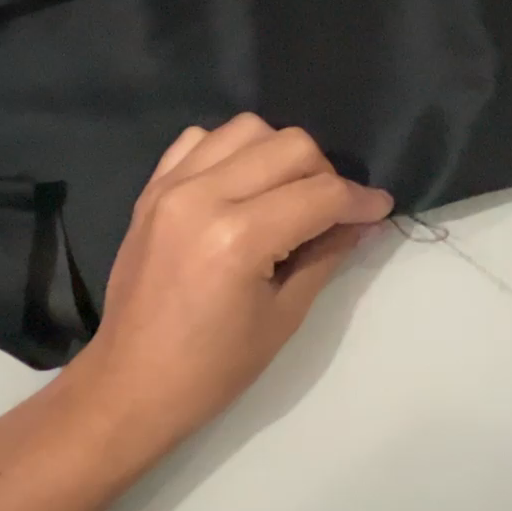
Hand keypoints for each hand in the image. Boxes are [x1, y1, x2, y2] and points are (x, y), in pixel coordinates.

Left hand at [78, 114, 393, 444]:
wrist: (132, 381)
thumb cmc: (213, 367)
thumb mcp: (283, 317)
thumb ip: (326, 256)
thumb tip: (363, 221)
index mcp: (238, 237)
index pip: (320, 194)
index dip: (360, 200)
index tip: (379, 209)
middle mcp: (202, 195)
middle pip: (290, 146)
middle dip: (325, 174)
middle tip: (332, 212)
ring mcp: (171, 186)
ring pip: (247, 129)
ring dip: (279, 154)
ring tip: (285, 194)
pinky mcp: (151, 188)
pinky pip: (200, 139)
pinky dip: (231, 151)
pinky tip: (239, 185)